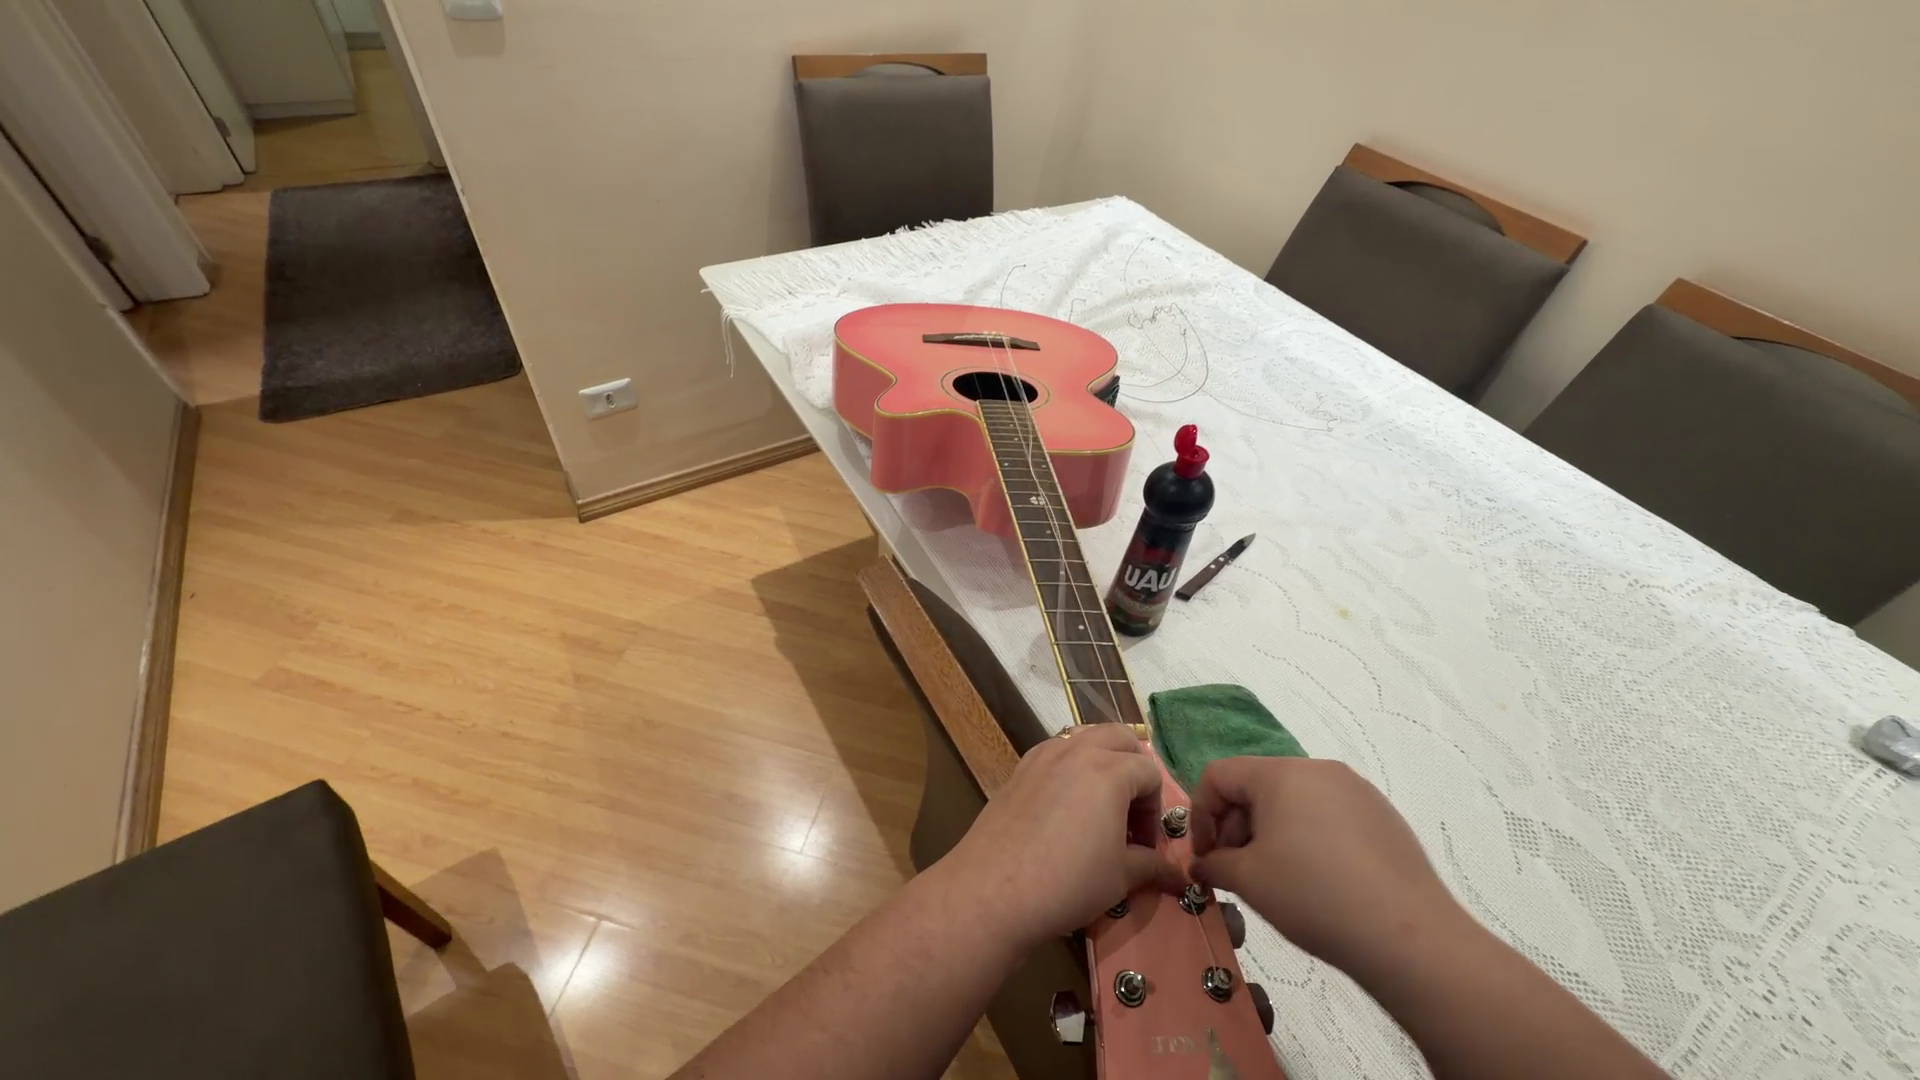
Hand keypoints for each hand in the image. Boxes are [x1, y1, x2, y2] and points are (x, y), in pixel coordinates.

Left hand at [935, 725, 1184, 951]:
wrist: (993, 890)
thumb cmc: (1067, 882)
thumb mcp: (1120, 877)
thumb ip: (1152, 866)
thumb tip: (1179, 877)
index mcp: (1110, 770)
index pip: (1150, 773)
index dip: (1155, 810)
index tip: (1144, 846)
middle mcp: (1077, 750)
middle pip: (1120, 738)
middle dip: (1133, 769)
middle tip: (1129, 813)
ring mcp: (1043, 755)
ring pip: (1085, 737)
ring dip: (1101, 760)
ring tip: (1100, 804)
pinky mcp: (1019, 768)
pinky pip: (1055, 752)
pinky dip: (1070, 766)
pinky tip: (1064, 806)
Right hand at [1188, 757, 1469, 976]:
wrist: (1408, 937)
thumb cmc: (1314, 896)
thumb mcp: (1248, 880)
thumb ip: (1214, 863)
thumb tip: (1204, 864)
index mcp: (1281, 773)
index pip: (1220, 775)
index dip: (1201, 814)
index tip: (1206, 856)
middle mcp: (1319, 770)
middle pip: (1257, 785)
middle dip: (1236, 825)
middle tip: (1235, 870)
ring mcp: (1356, 791)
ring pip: (1293, 800)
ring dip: (1270, 832)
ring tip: (1275, 878)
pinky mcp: (1383, 816)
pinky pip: (1328, 815)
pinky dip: (1308, 837)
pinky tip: (1318, 880)